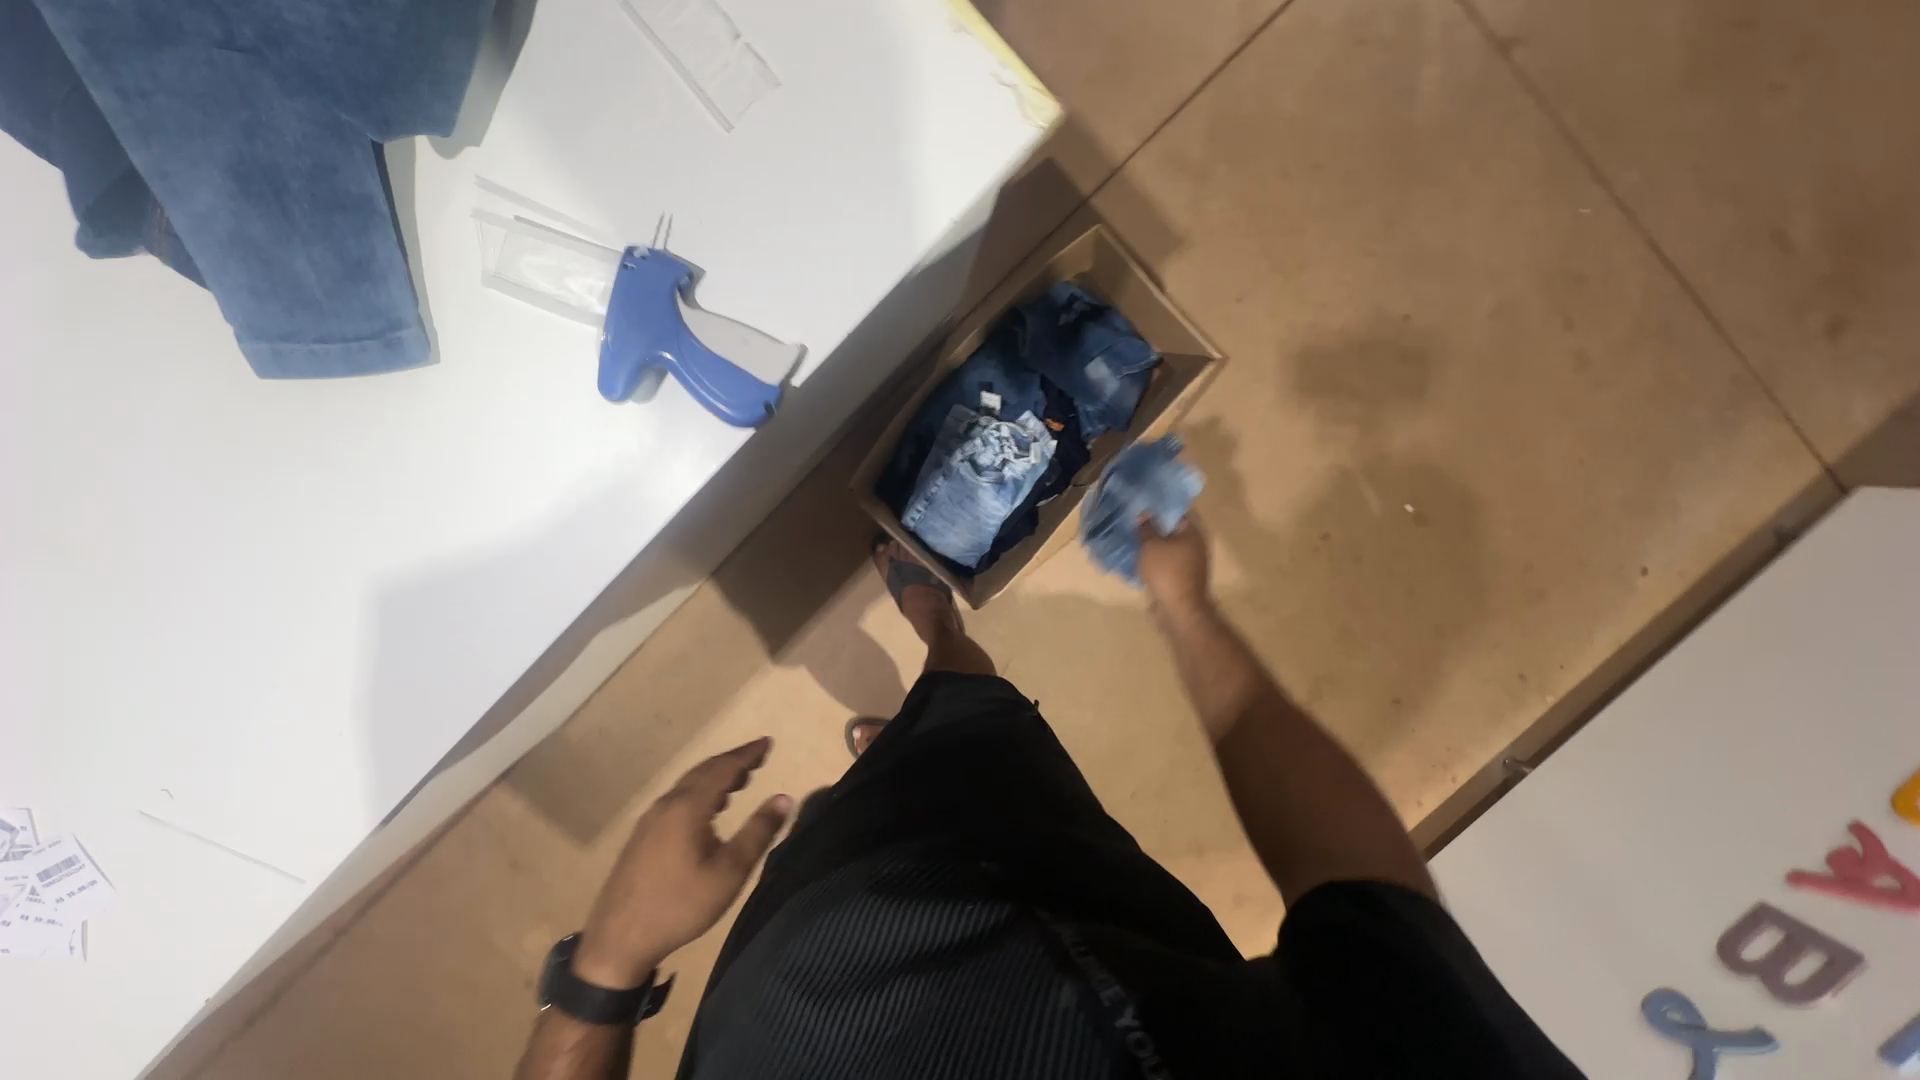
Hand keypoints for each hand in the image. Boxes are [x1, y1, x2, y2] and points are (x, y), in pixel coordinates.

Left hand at [571, 737, 792, 989]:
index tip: (767, 743)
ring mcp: (649, 821)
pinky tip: (708, 810)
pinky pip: (677, 801)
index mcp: (688, 807)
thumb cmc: (680, 906)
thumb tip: (784, 798)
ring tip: (739, 782)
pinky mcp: (641, 838)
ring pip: (688, 786)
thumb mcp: (729, 872)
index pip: (723, 768)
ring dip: (715, 778)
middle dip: (732, 762)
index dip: (747, 754)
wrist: (618, 941)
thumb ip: (758, 832)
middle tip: (757, 757)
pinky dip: (699, 793)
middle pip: (703, 772)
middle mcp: (666, 805)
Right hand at [1136, 514, 1211, 618]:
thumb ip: (1147, 528)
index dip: (1159, 507)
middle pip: (1172, 530)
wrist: (1179, 609)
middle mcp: (1195, 545)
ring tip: (1130, 538)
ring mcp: (1189, 563)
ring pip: (1167, 548)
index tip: (1141, 504)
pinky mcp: (1180, 578)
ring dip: (1151, 544)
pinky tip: (1137, 558)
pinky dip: (1153, 560)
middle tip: (1132, 520)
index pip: (1177, 512)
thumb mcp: (1151, 546)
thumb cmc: (1167, 572)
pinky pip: (1164, 563)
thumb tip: (1144, 513)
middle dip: (1153, 526)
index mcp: (1193, 533)